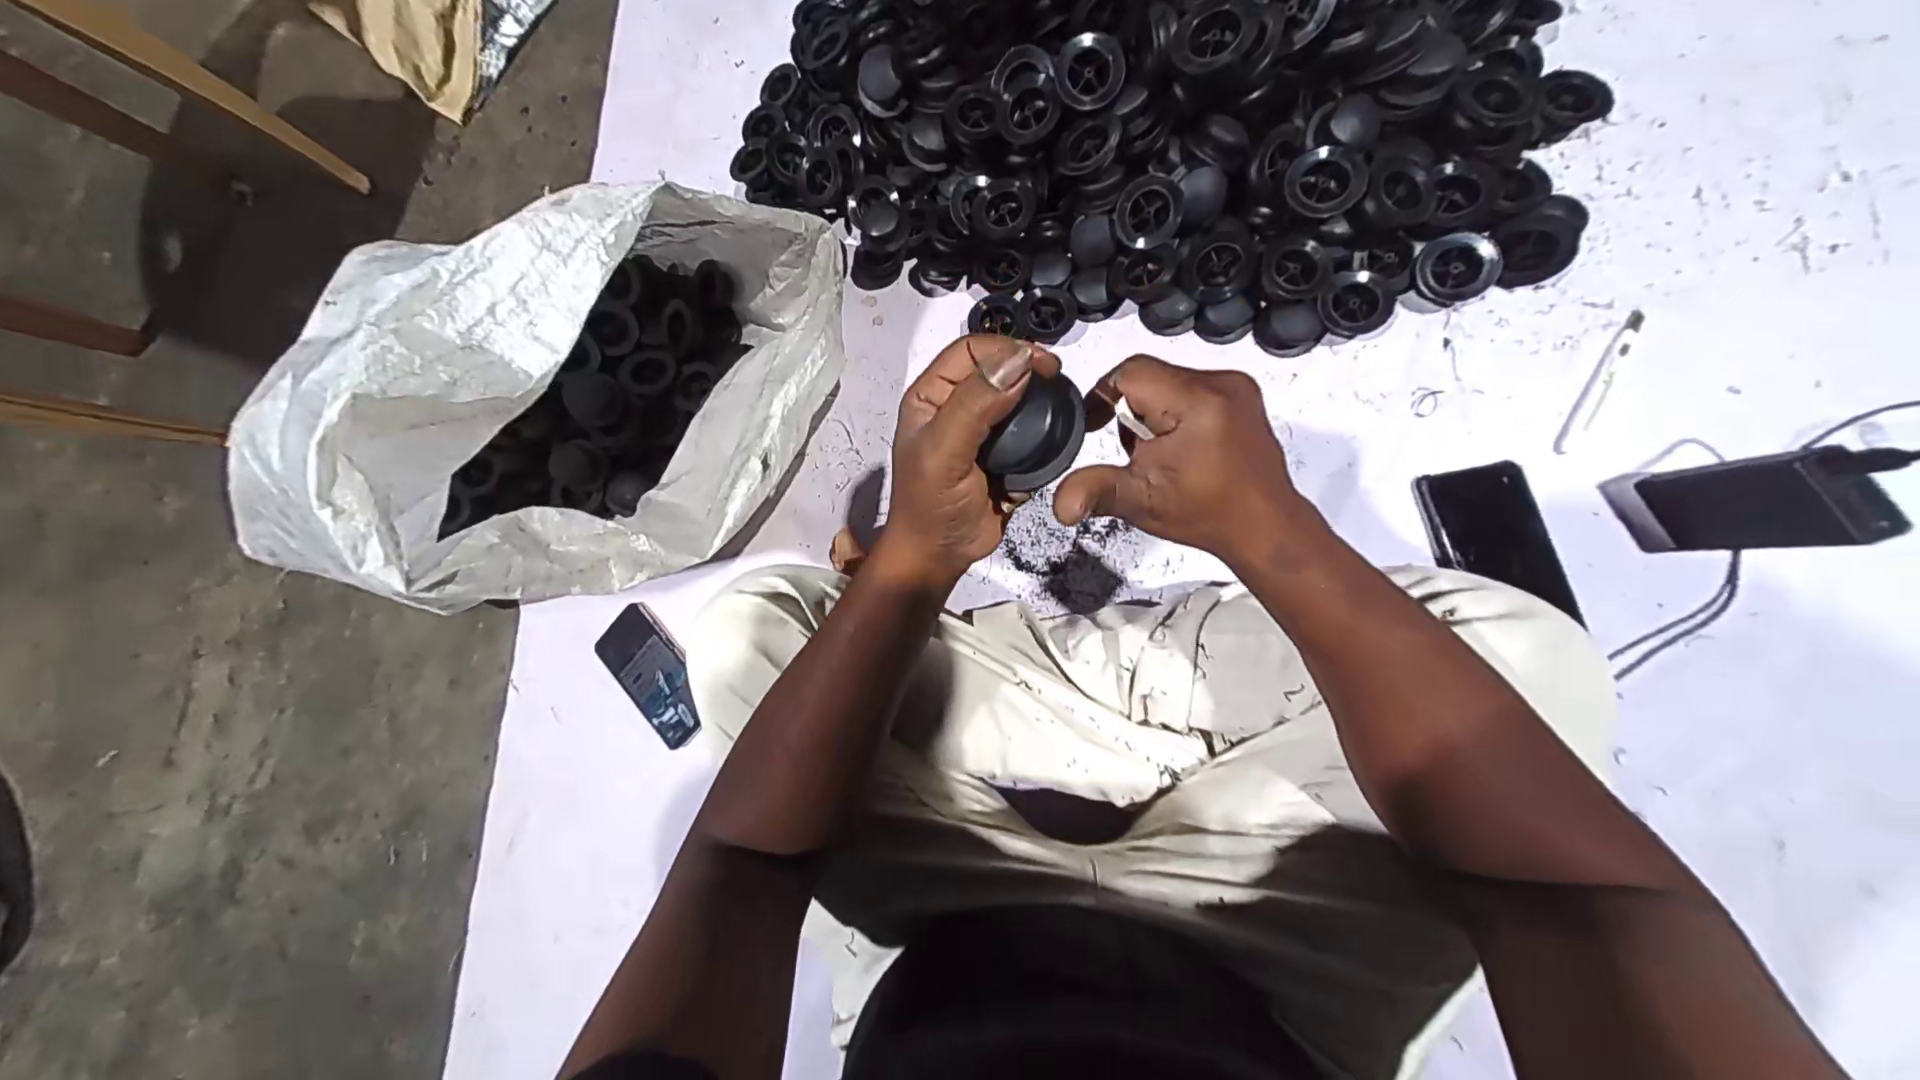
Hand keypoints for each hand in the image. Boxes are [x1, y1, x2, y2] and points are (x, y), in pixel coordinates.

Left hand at [871, 335, 1060, 588]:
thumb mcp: (944, 451)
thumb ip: (975, 405)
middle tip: (1054, 380)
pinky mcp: (1006, 455)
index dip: (1006, 349)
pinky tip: (1052, 439)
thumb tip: (1015, 361)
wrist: (941, 555)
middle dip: (1028, 369)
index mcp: (931, 397)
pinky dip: (1044, 434)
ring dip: (1040, 402)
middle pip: (998, 368)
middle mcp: (956, 407)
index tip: (1040, 364)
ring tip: (1058, 409)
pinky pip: (1031, 433)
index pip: (971, 351)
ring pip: (1018, 399)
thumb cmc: (928, 506)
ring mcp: (983, 432)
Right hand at [1054, 355, 1318, 568]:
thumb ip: (1095, 492)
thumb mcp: (1140, 501)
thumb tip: (1062, 503)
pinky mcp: (1241, 396)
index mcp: (1196, 403)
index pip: (1130, 373)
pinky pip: (1191, 389)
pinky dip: (1175, 414)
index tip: (1095, 423)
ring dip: (1152, 413)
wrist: (1262, 526)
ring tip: (1163, 454)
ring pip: (1168, 381)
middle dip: (1131, 413)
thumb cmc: (1211, 513)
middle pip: (1148, 376)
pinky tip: (1181, 447)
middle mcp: (1221, 385)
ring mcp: (1235, 388)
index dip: (1103, 397)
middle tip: (1140, 453)